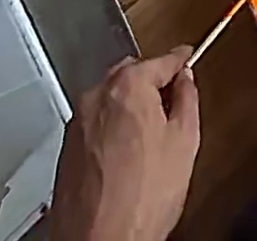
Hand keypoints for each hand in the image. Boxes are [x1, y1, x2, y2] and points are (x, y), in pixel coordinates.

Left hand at [49, 46, 200, 240]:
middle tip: (172, 101)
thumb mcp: (184, 141)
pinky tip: (127, 156)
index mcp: (129, 85)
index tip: (187, 56)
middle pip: (133, 73)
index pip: (162, 60)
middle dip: (152, 83)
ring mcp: (79, 120)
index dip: (180, 58)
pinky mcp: (68, 145)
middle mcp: (98, 95)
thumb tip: (185, 82)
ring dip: (130, 106)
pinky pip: (96, 122)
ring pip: (112, 98)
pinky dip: (112, 127)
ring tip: (149, 139)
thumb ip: (188, 98)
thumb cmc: (139, 201)